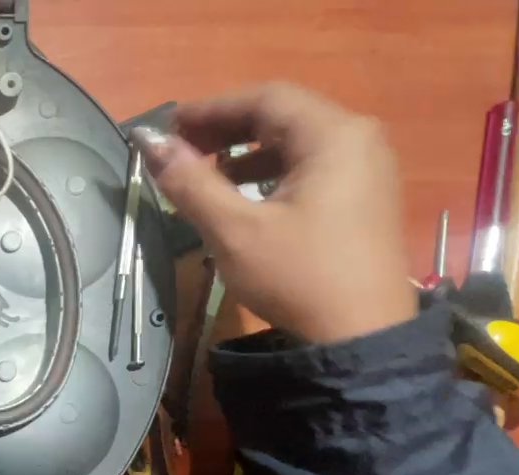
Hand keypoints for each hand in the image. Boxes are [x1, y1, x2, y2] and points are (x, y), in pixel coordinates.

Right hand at [131, 83, 417, 344]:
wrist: (357, 330)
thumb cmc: (296, 275)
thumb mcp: (234, 232)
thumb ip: (192, 185)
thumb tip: (153, 148)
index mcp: (333, 136)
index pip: (266, 99)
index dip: (212, 108)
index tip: (168, 125)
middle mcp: (357, 139)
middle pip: (283, 116)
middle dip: (227, 128)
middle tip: (179, 147)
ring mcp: (365, 167)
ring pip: (295, 143)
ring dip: (244, 152)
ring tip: (201, 172)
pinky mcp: (361, 196)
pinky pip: (308, 166)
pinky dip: (267, 171)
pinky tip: (239, 194)